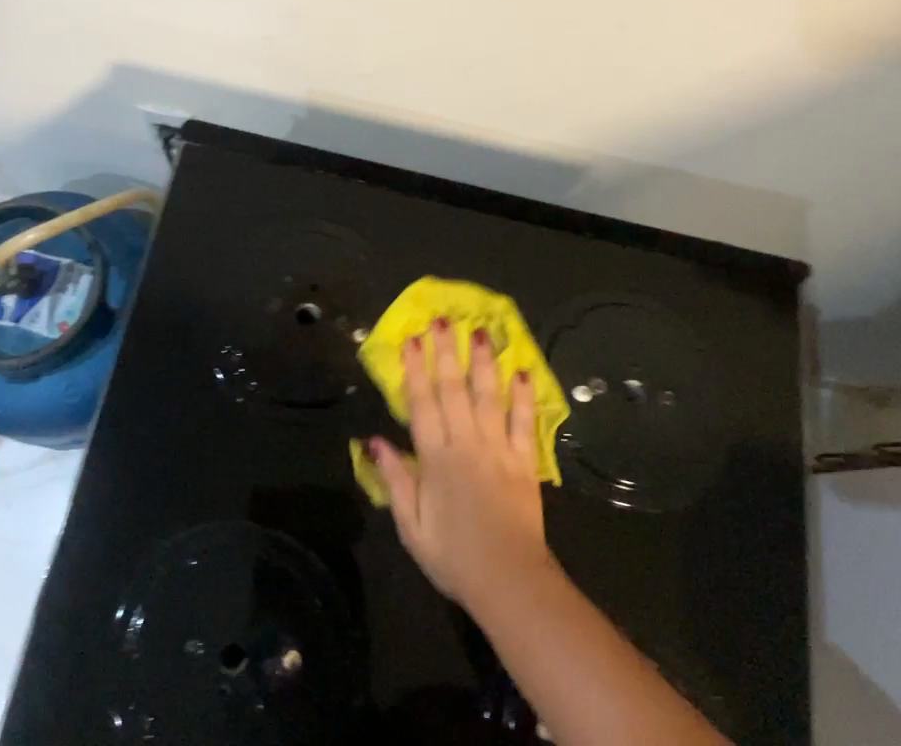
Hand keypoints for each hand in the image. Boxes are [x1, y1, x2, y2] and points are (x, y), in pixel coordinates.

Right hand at [368, 317, 557, 608]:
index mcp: (435, 459)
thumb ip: (396, 480)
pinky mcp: (525, 462)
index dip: (415, 370)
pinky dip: (525, 396)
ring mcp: (499, 450)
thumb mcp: (410, 526)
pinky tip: (523, 372)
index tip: (412, 339)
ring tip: (480, 332)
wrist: (509, 581)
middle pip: (454, 390)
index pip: (421, 404)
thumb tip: (375, 441)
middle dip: (447, 352)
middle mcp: (467, 445)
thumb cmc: (453, 556)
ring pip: (489, 397)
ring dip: (483, 363)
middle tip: (444, 319)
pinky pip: (525, 423)